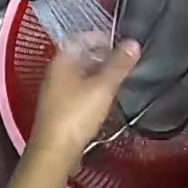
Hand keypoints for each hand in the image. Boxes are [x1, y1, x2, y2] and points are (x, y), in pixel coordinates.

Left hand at [26, 34, 140, 164]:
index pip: (80, 37)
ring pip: (79, 74)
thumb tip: (133, 42)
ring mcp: (54, 91)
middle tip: (123, 61)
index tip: (119, 43)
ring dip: (97, 74)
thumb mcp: (102, 87)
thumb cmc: (76, 113)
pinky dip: (91, 89)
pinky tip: (104, 99)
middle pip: (79, 55)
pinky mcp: (58, 109)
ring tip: (118, 79)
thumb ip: (118, 65)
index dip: (99, 36)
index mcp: (62, 60)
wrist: (54, 151)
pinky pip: (77, 90)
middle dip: (101, 56)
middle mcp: (55, 72)